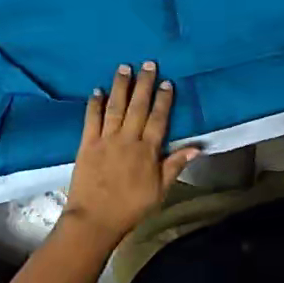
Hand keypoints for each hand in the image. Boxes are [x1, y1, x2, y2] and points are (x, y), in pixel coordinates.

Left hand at [61, 62, 201, 243]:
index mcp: (148, 151)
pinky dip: (94, 103)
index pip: (158, 119)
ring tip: (124, 68)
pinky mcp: (86, 144)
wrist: (96, 219)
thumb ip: (175, 165)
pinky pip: (91, 119)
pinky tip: (97, 90)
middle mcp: (127, 140)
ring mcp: (106, 140)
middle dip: (144, 84)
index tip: (167, 82)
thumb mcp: (160, 190)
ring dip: (120, 86)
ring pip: (115, 107)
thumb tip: (197, 147)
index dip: (164, 100)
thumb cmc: (131, 207)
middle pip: (138, 106)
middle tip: (148, 63)